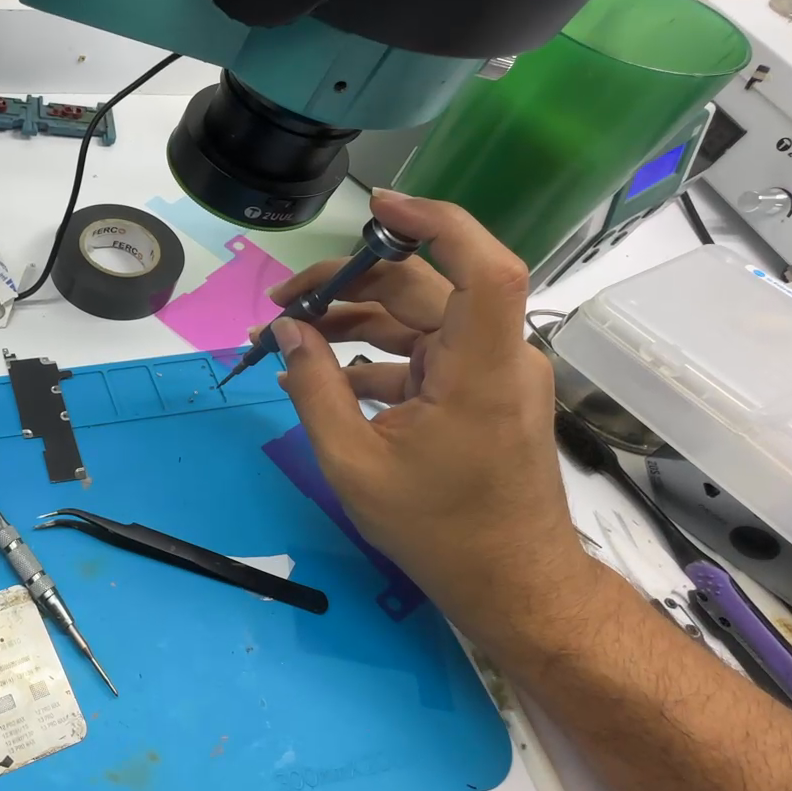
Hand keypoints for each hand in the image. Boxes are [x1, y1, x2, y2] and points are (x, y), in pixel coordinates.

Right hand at [266, 191, 598, 638]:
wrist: (510, 584)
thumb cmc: (437, 529)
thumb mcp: (352, 461)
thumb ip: (313, 387)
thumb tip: (285, 331)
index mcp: (479, 370)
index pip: (483, 268)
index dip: (437, 222)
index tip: (377, 206)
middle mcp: (495, 357)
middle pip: (423, 288)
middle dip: (346, 284)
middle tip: (281, 304)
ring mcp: (488, 374)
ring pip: (415, 319)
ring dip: (350, 322)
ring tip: (285, 337)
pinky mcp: (476, 392)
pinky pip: (417, 355)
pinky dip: (368, 358)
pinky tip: (317, 376)